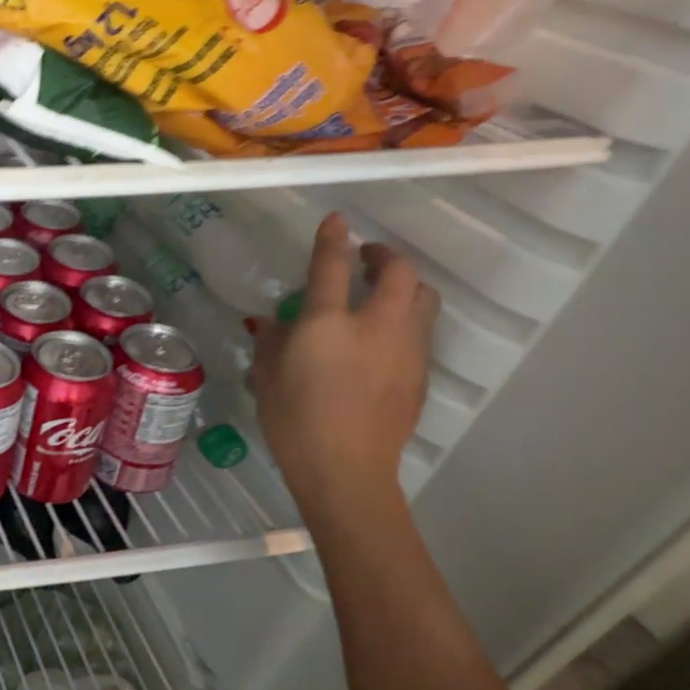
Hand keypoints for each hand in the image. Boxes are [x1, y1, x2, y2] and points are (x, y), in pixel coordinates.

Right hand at [248, 213, 439, 516]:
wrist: (345, 468)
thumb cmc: (293, 419)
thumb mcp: (267, 376)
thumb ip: (272, 341)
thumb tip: (273, 323)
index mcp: (328, 322)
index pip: (331, 266)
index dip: (334, 239)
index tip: (337, 221)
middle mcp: (376, 326)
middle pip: (399, 273)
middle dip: (385, 257)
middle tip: (365, 259)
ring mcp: (406, 350)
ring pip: (422, 299)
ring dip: (404, 286)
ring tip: (380, 293)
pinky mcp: (419, 374)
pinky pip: (419, 332)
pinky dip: (403, 321)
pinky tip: (380, 340)